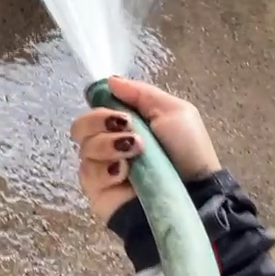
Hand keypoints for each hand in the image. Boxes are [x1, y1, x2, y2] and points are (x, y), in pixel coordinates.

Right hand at [69, 77, 222, 224]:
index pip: (96, 107)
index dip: (101, 105)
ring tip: (136, 153)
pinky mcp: (97, 190)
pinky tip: (123, 174)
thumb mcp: (174, 111)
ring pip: (84, 146)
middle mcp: (109, 143)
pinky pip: (87, 172)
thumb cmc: (189, 152)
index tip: (121, 111)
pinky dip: (106, 169)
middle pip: (81, 124)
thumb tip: (108, 81)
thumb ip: (141, 93)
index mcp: (125, 124)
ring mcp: (101, 167)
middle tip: (127, 128)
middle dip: (100, 121)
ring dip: (109, 145)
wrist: (194, 194)